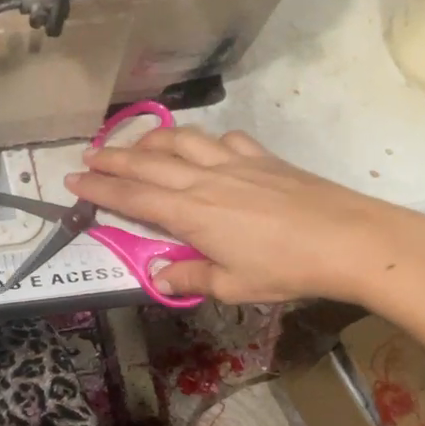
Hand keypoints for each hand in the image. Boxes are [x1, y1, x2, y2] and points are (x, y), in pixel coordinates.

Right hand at [64, 128, 424, 304]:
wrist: (352, 240)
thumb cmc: (287, 269)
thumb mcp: (232, 285)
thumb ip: (191, 276)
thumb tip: (159, 276)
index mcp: (190, 213)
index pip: (132, 198)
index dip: (99, 189)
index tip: (72, 181)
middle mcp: (205, 180)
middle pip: (148, 163)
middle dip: (113, 158)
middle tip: (88, 155)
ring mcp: (235, 163)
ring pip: (182, 140)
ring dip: (152, 140)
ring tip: (136, 146)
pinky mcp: (263, 158)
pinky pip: (223, 140)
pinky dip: (202, 140)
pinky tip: (203, 148)